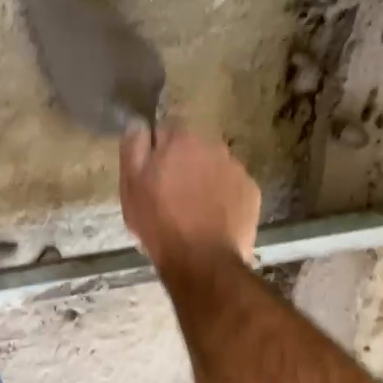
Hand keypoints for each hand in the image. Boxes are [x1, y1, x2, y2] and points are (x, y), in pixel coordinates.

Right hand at [119, 120, 260, 266]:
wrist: (202, 259)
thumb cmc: (159, 221)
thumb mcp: (130, 186)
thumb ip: (134, 148)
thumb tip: (138, 122)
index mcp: (181, 140)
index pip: (165, 130)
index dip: (155, 150)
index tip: (149, 174)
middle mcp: (214, 146)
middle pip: (192, 148)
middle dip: (181, 164)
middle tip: (167, 195)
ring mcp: (237, 169)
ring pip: (213, 167)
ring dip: (202, 180)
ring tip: (190, 210)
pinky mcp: (252, 192)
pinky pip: (231, 187)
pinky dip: (221, 197)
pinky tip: (211, 218)